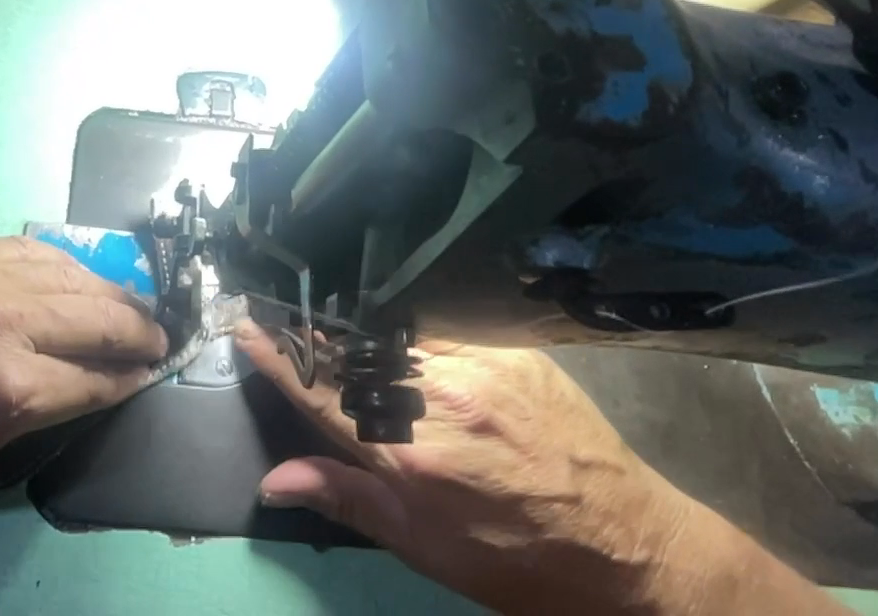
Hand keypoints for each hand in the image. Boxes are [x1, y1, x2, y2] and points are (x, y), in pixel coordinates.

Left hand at [0, 237, 167, 509]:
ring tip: (133, 303)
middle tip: (163, 337)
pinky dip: (66, 264)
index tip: (154, 373)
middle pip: (98, 317)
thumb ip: (37, 410)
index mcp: (7, 386)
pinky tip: (80, 274)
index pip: (97, 377)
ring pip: (72, 273)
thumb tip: (87, 383)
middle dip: (139, 331)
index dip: (132, 378)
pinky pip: (31, 250)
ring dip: (112, 289)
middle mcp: (4, 319)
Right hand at [235, 323, 848, 615]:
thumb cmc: (517, 562)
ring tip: (326, 321)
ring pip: (394, 332)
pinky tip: (397, 334)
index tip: (244, 323)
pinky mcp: (512, 349)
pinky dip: (406, 330)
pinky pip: (441, 328)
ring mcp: (480, 364)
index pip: (323, 390)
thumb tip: (273, 482)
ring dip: (353, 328)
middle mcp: (439, 397)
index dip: (278, 355)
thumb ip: (346, 500)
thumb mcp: (425, 549)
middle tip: (275, 314)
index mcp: (411, 454)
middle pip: (351, 350)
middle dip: (307, 332)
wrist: (633, 546)